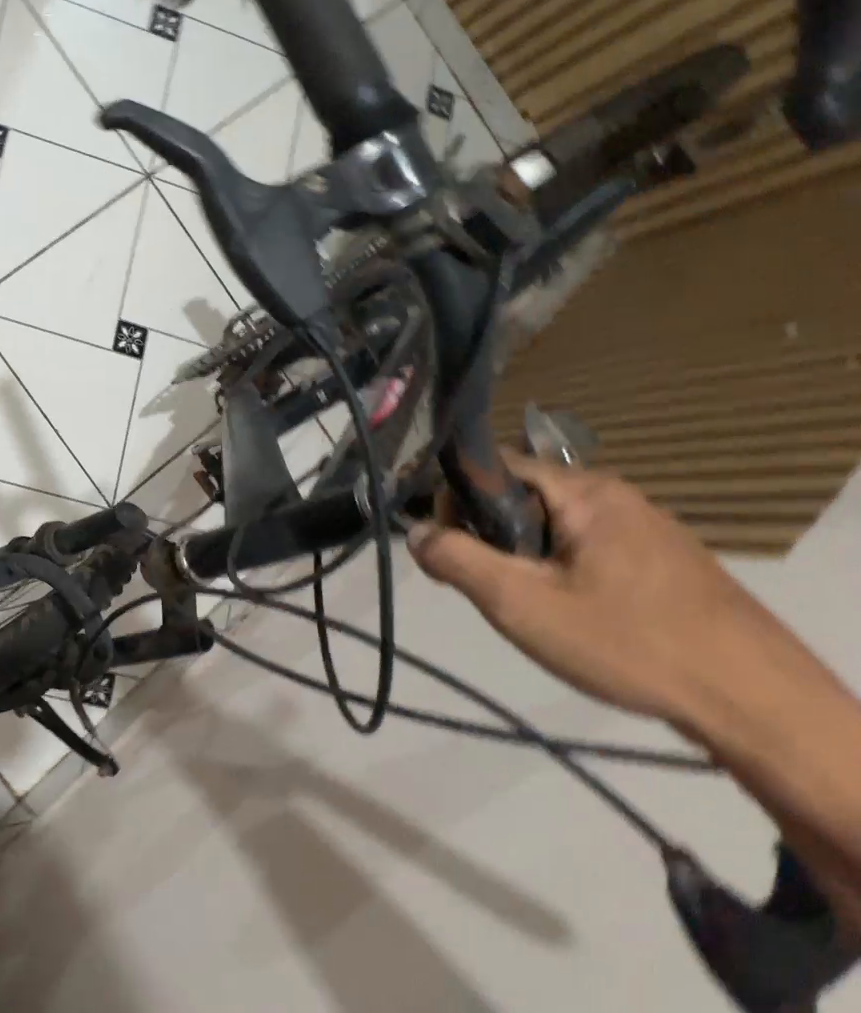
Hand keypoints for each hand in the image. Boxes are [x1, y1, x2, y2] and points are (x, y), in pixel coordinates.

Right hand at [408, 451, 797, 724]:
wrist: (751, 701)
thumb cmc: (625, 641)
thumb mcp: (520, 602)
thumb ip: (457, 559)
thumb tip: (415, 531)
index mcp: (586, 493)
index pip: (495, 465)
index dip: (455, 497)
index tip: (441, 544)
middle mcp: (619, 497)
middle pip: (524, 496)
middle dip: (486, 533)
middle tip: (476, 584)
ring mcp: (647, 529)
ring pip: (554, 527)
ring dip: (521, 557)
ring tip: (519, 605)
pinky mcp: (664, 563)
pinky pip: (587, 549)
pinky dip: (558, 571)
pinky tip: (564, 614)